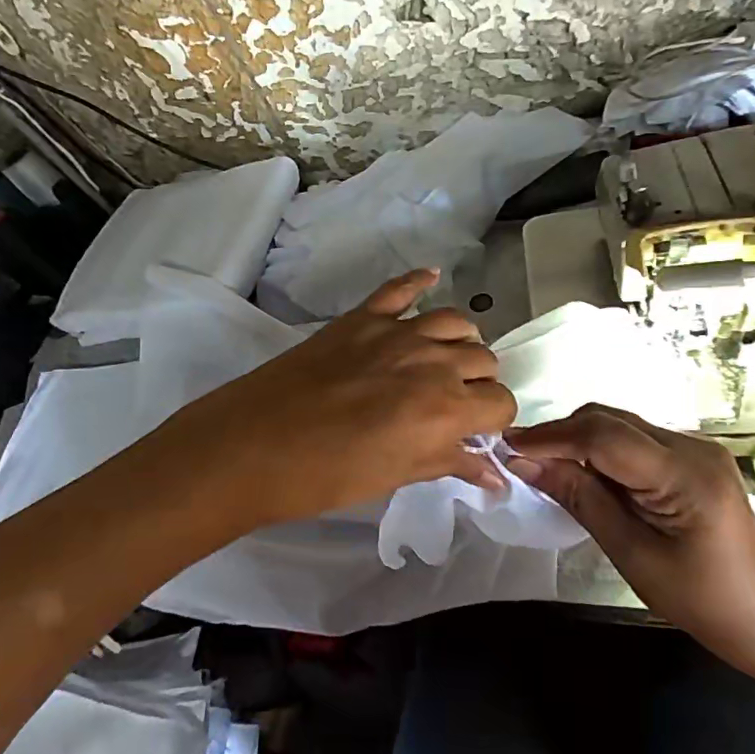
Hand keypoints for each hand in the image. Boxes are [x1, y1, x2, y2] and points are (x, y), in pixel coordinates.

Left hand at [142, 269, 517, 526]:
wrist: (255, 444)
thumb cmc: (327, 475)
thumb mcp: (395, 476)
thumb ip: (449, 463)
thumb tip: (494, 475)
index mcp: (446, 408)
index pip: (500, 403)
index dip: (492, 420)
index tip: (474, 433)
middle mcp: (432, 361)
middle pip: (483, 360)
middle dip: (478, 384)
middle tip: (452, 404)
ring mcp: (396, 331)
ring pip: (455, 322)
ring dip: (460, 343)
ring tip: (444, 362)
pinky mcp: (361, 317)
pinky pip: (399, 288)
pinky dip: (418, 282)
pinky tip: (431, 277)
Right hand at [505, 405, 754, 673]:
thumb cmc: (703, 600)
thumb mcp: (631, 553)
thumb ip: (578, 498)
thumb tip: (522, 463)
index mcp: (686, 474)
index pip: (603, 437)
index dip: (550, 437)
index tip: (506, 447)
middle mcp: (692, 446)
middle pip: (608, 421)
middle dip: (559, 435)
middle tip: (518, 458)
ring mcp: (694, 448)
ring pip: (617, 425)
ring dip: (576, 441)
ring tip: (542, 466)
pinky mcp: (690, 457)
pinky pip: (631, 440)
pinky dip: (598, 451)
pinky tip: (581, 474)